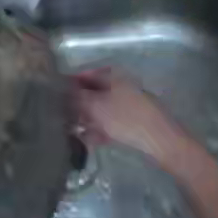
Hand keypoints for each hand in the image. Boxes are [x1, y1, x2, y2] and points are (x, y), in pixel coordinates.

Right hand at [70, 66, 188, 162]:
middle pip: (92, 93)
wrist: (162, 142)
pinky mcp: (136, 122)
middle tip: (63, 119)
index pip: (83, 76)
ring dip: (87, 120)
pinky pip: (112, 122)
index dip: (68, 86)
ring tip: (73, 133)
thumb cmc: (126, 119)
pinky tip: (90, 142)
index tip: (55, 98)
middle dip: (77, 106)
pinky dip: (100, 129)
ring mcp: (130, 104)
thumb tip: (60, 90)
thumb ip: (75, 97)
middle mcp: (120, 86)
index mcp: (111, 76)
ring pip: (102, 109)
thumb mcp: (95, 107)